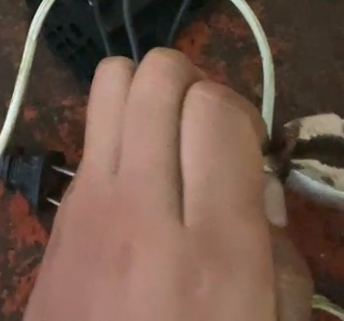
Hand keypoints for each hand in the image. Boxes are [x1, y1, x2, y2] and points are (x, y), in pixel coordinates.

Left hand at [24, 48, 311, 319]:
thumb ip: (283, 266)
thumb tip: (260, 196)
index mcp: (213, 251)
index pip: (217, 110)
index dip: (242, 117)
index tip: (252, 155)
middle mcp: (146, 207)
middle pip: (160, 76)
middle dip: (196, 88)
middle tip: (211, 138)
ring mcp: (92, 201)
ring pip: (113, 79)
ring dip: (149, 91)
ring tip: (171, 135)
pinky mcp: (61, 208)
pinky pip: (91, 124)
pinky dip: (119, 124)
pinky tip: (137, 172)